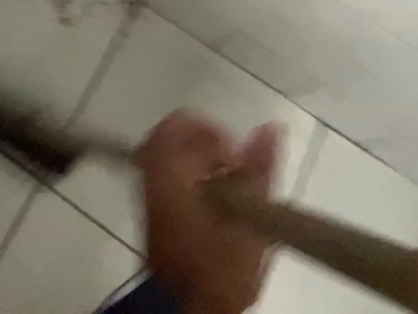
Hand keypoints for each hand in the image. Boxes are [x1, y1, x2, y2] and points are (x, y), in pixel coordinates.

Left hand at [136, 110, 283, 313]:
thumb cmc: (220, 268)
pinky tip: (210, 199)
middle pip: (172, 133)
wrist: (187, 310)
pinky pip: (163, 171)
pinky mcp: (148, 207)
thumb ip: (259, 170)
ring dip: (197, 158)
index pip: (183, 123)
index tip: (238, 161)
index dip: (216, 135)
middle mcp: (149, 172)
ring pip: (167, 150)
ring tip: (226, 185)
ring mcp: (145, 189)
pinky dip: (187, 173)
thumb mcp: (249, 221)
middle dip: (205, 143)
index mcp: (169, 169)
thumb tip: (272, 128)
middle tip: (233, 168)